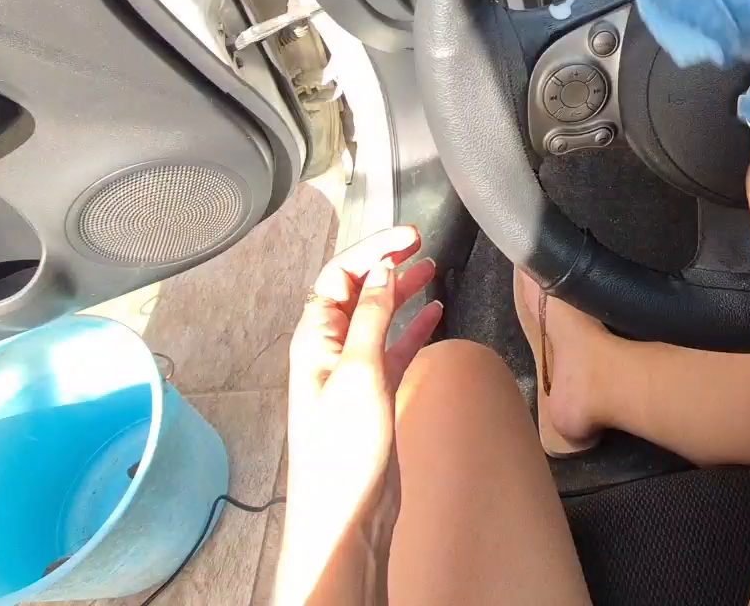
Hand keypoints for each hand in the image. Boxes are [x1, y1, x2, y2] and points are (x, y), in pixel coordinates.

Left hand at [276, 226, 441, 605]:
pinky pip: (395, 344)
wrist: (346, 514)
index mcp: (316, 338)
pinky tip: (433, 313)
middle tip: (420, 244)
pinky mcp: (375, 390)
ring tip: (430, 268)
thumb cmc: (341, 451)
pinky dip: (414, 325)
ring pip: (379, 314)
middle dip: (387, 263)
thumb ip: (369, 317)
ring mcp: (354, 369)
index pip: (340, 275)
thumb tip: (380, 271)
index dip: (372, 249)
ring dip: (403, 289)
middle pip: (358, 290)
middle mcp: (331, 348)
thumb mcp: (357, 371)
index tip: (408, 236)